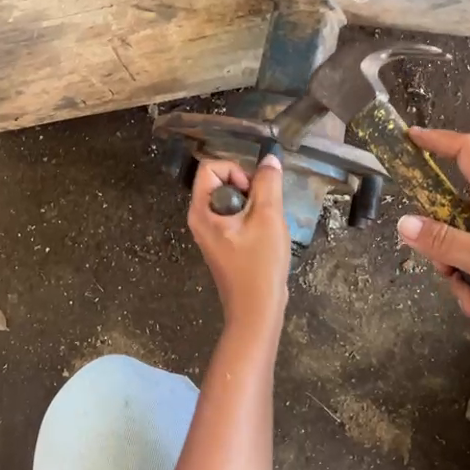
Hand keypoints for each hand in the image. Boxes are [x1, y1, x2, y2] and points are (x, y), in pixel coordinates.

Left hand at [187, 154, 290, 329]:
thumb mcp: (268, 217)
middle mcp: (200, 218)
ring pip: (231, 199)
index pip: (211, 168)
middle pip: (221, 181)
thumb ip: (268, 184)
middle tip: (264, 210)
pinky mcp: (223, 243)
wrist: (257, 310)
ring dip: (253, 204)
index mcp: (201, 211)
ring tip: (266, 224)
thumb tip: (269, 159)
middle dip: (247, 188)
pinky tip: (265, 237)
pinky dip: (252, 218)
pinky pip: (235, 216)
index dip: (236, 171)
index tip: (254, 193)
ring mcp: (210, 232)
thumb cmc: (259, 264)